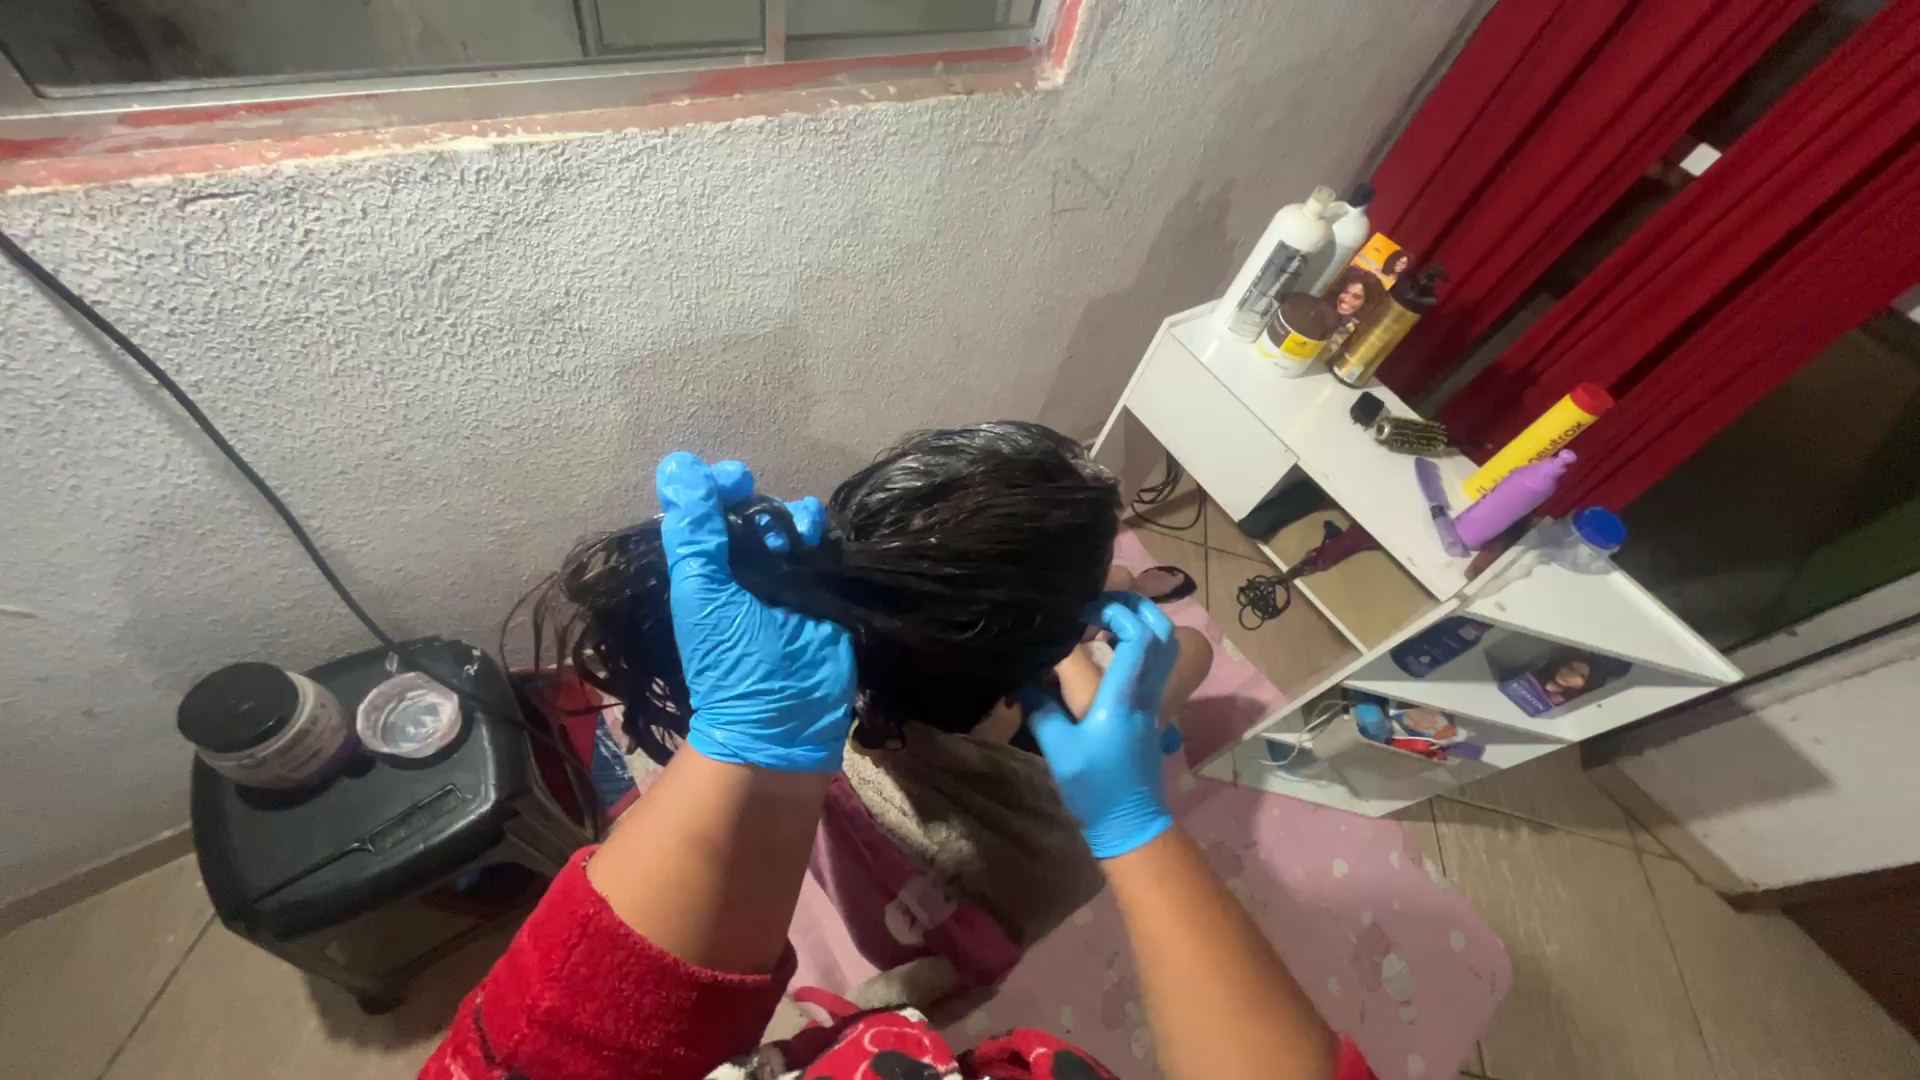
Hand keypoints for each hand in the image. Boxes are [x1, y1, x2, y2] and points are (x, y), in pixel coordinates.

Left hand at [656, 452, 855, 770]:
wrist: (784, 715)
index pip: (711, 513)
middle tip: (761, 503)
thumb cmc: (731, 658)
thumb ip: (693, 534)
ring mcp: (788, 580)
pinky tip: (820, 539)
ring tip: (796, 534)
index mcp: (710, 570)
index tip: (733, 477)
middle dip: (759, 500)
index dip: (717, 487)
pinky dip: (823, 536)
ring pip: (792, 526)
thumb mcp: (702, 593)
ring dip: (794, 517)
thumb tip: (679, 467)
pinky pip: (824, 549)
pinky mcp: (823, 591)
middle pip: (754, 513)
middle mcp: (747, 570)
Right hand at [1026, 592, 1180, 857]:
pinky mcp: (1151, 706)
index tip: (1068, 616)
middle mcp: (1142, 689)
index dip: (1093, 619)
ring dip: (1136, 620)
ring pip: (1163, 642)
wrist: (1131, 822)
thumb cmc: (1094, 787)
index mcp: (1119, 696)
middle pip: (1156, 630)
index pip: (1118, 640)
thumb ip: (1039, 708)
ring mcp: (1152, 697)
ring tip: (1100, 618)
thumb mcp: (1058, 749)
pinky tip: (1107, 646)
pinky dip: (1138, 639)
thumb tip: (1022, 678)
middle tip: (1095, 601)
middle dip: (1129, 605)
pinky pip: (1155, 658)